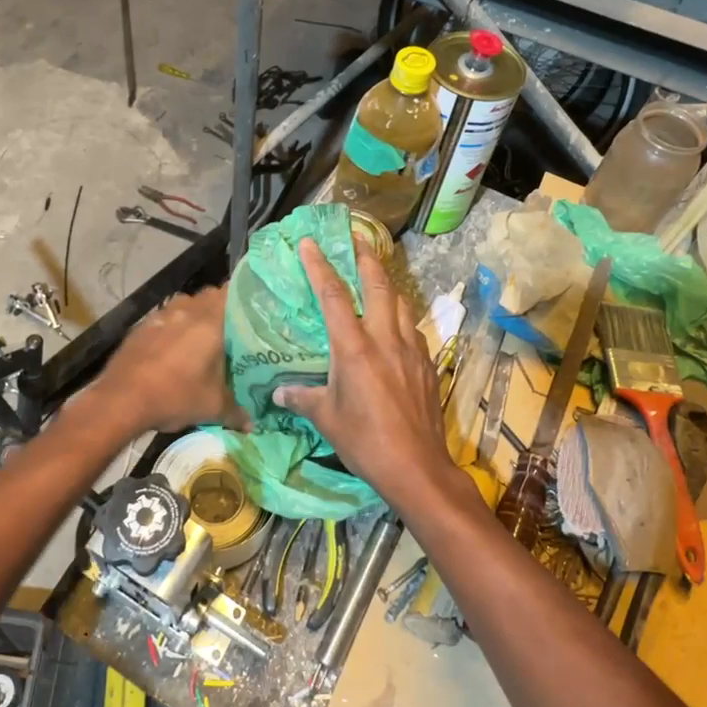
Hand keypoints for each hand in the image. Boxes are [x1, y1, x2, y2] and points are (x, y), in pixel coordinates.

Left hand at [93, 285, 250, 433]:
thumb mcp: (212, 408)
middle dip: (219, 309)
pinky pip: (164, 319)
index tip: (252, 313)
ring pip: (185, 304)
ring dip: (193, 316)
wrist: (121, 399)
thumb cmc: (175, 395)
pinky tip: (171, 351)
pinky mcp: (141, 326)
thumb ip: (236, 412)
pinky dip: (171, 328)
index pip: (232, 291)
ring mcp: (161, 315)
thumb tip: (251, 425)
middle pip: (209, 295)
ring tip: (200, 339)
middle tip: (229, 331)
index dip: (244, 298)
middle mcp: (186, 310)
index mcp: (210, 321)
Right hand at [273, 238, 460, 509]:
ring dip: (387, 285)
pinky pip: (413, 329)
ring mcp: (411, 350)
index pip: (334, 296)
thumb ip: (303, 398)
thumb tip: (279, 392)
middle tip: (357, 239)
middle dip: (366, 258)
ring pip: (401, 303)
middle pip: (378, 285)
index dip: (320, 266)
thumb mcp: (326, 419)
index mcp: (354, 347)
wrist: (416, 466)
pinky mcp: (428, 365)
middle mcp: (385, 339)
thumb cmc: (365, 441)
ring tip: (377, 276)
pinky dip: (401, 317)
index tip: (310, 242)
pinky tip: (397, 326)